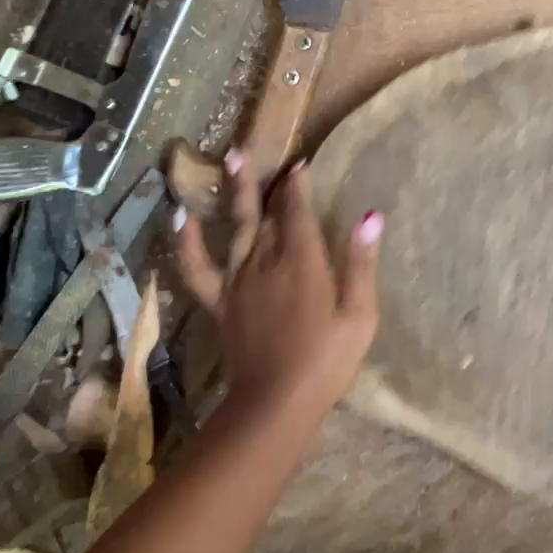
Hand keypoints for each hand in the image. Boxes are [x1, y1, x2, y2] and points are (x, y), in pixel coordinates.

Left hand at [176, 150, 384, 414]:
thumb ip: (361, 263)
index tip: (300, 163)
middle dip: (263, 181)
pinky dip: (187, 242)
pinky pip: (197, 267)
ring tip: (229, 161)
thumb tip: (371, 216)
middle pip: (264, 213)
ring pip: (235, 227)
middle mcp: (266, 261)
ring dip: (233, 193)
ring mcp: (238, 281)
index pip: (298, 211)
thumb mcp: (359, 315)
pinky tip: (182, 219)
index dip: (298, 185)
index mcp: (303, 262)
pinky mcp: (220, 303)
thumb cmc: (328, 360)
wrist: (276, 402)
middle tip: (252, 150)